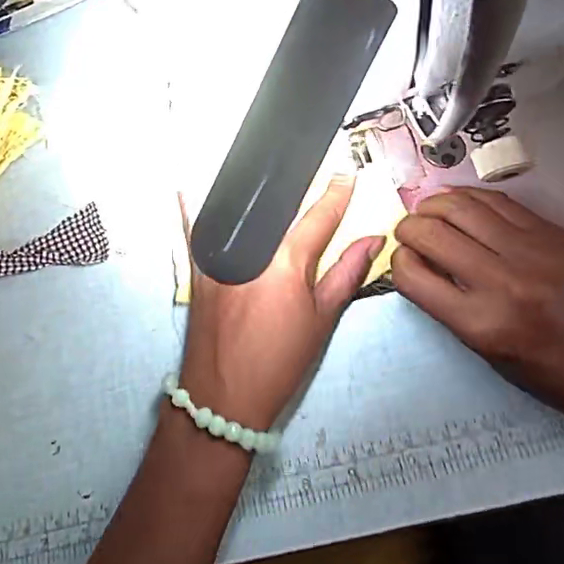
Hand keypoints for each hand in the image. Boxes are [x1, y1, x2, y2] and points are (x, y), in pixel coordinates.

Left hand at [180, 174, 384, 435]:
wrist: (222, 398)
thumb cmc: (277, 364)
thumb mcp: (321, 321)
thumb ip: (345, 274)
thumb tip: (372, 242)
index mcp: (287, 264)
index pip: (318, 217)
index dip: (336, 194)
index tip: (345, 175)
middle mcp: (250, 251)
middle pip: (276, 204)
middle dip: (295, 182)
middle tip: (309, 166)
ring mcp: (219, 258)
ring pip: (239, 208)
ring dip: (255, 189)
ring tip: (269, 173)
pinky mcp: (197, 269)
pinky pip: (197, 227)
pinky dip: (195, 205)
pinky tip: (192, 185)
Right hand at [391, 187, 563, 430]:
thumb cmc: (558, 375)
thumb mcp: (491, 356)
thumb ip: (453, 309)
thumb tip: (423, 268)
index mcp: (482, 324)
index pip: (413, 275)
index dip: (397, 263)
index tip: (403, 263)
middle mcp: (502, 280)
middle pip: (430, 232)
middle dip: (408, 229)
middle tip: (409, 234)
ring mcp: (530, 249)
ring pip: (460, 205)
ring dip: (433, 205)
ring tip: (429, 214)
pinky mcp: (551, 232)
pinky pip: (496, 201)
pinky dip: (469, 198)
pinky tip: (461, 205)